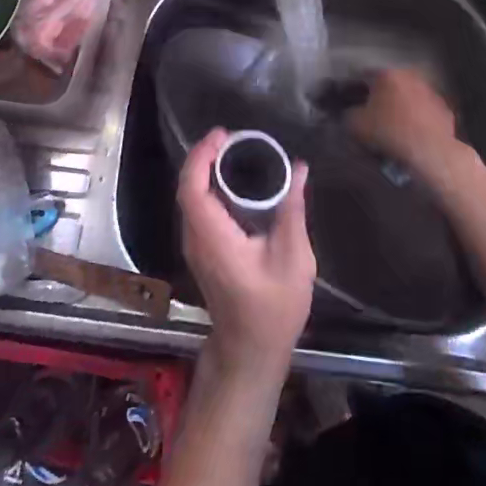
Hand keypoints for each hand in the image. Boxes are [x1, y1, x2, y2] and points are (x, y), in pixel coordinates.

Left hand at [177, 128, 315, 373]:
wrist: (250, 350)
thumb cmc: (273, 309)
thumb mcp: (293, 259)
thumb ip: (293, 211)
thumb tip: (299, 169)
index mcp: (214, 238)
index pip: (193, 188)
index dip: (201, 156)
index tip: (222, 135)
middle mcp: (196, 238)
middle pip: (187, 188)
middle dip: (203, 156)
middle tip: (230, 137)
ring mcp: (196, 246)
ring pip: (190, 198)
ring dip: (204, 170)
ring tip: (231, 150)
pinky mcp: (202, 250)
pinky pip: (198, 208)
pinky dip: (208, 186)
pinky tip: (231, 179)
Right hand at [346, 68, 465, 173]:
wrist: (429, 151)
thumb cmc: (389, 131)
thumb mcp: (356, 124)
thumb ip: (348, 114)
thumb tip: (349, 113)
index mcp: (387, 75)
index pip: (364, 75)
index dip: (353, 87)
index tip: (349, 99)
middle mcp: (410, 77)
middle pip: (389, 83)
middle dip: (379, 95)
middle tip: (371, 111)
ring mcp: (430, 92)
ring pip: (409, 96)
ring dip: (400, 105)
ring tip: (393, 124)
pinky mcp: (444, 110)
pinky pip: (424, 111)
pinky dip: (417, 118)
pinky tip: (412, 132)